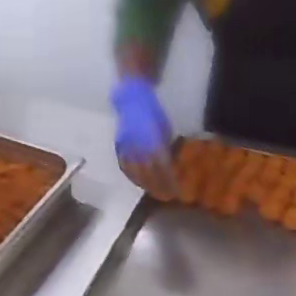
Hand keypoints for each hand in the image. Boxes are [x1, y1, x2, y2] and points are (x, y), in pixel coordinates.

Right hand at [111, 75, 173, 196]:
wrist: (132, 99)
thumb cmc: (153, 113)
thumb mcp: (165, 130)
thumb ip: (167, 148)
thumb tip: (172, 166)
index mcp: (153, 139)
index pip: (162, 166)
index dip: (169, 180)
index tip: (175, 190)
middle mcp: (139, 144)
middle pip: (149, 171)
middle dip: (158, 186)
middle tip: (166, 196)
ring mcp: (128, 145)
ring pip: (136, 171)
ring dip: (145, 184)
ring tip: (153, 193)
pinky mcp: (119, 145)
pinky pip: (124, 165)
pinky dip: (132, 176)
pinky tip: (138, 183)